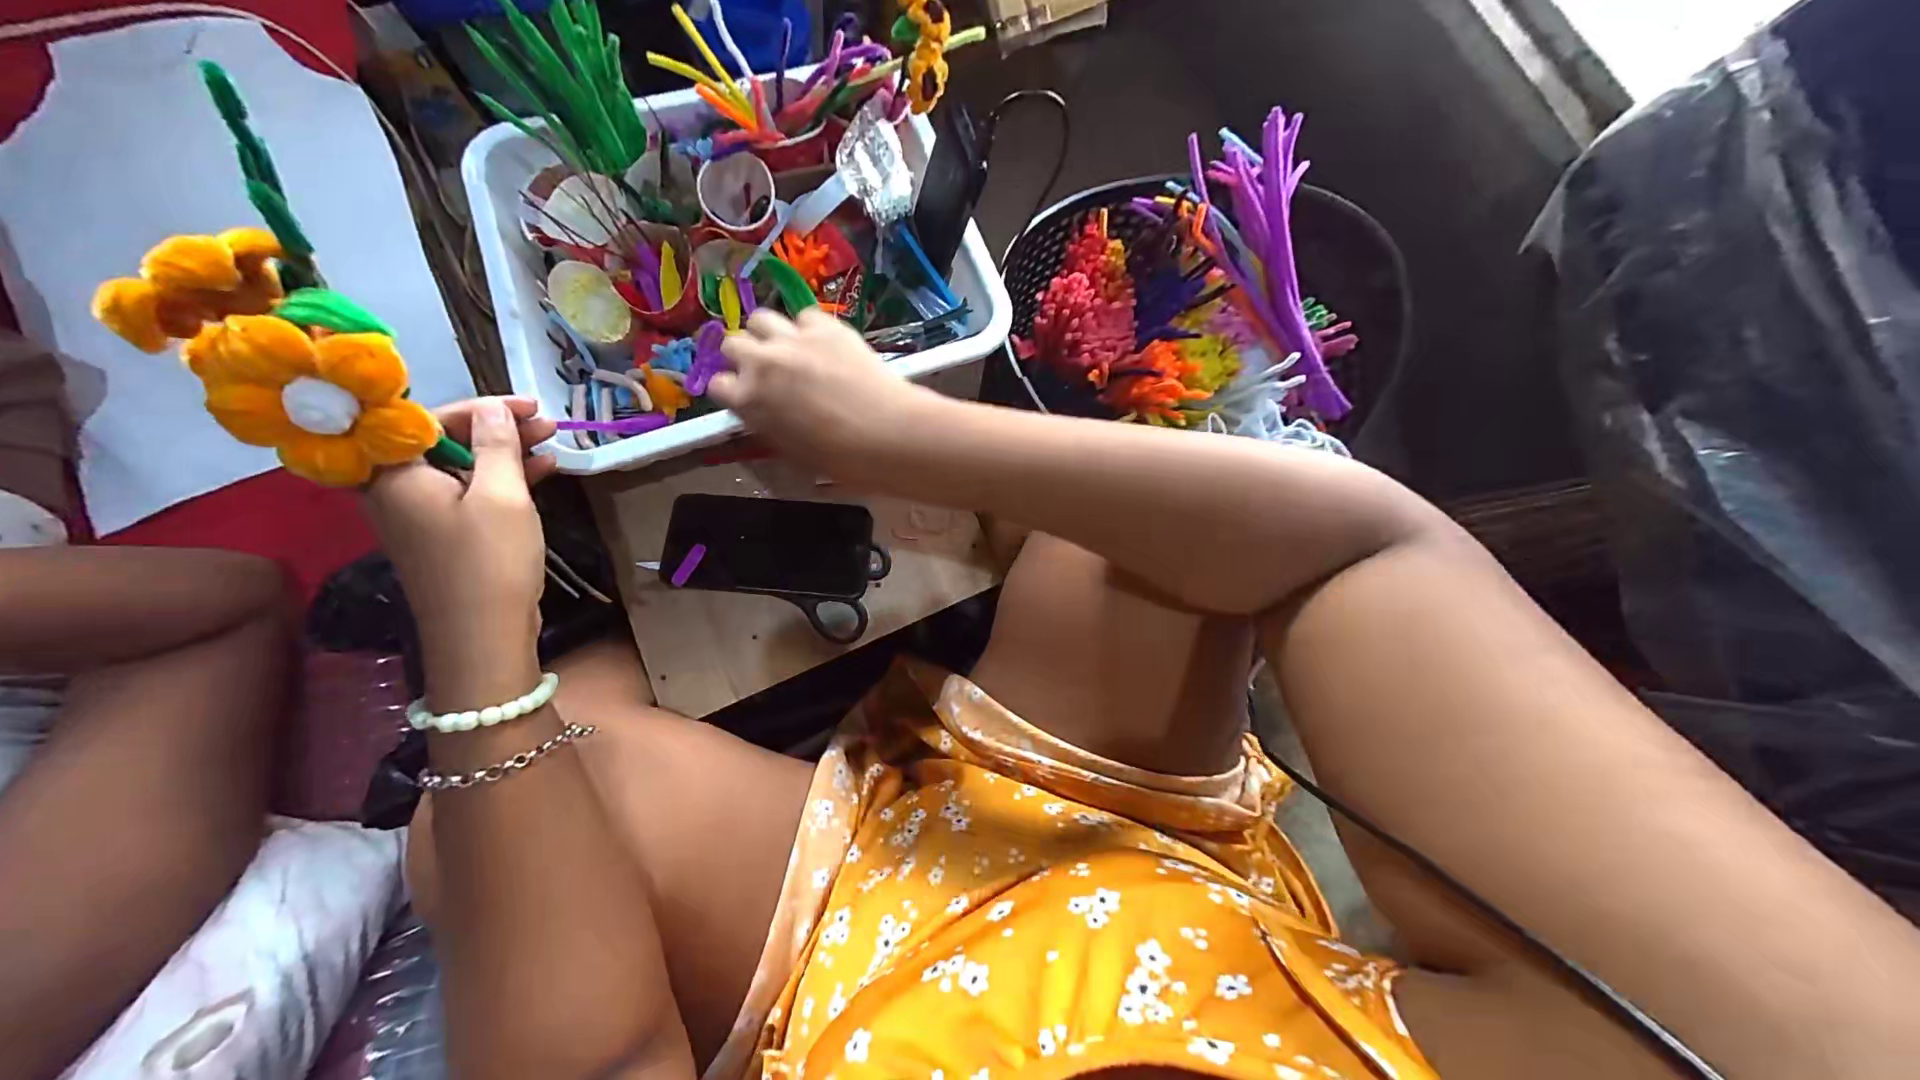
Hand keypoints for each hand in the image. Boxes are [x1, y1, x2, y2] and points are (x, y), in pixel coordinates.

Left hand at [361, 397, 556, 702]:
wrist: (482, 635)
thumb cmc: (489, 560)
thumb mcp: (502, 495)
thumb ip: (496, 445)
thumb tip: (493, 408)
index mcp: (394, 474)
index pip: (425, 418)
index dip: (478, 406)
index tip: (525, 405)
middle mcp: (395, 489)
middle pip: (441, 440)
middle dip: (495, 427)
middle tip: (543, 420)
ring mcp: (418, 514)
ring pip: (460, 466)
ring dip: (505, 451)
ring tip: (550, 439)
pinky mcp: (443, 535)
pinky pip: (468, 492)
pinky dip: (502, 479)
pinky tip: (543, 470)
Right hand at [711, 309, 944, 472]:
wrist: (887, 433)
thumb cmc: (841, 458)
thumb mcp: (793, 450)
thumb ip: (770, 424)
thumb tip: (768, 414)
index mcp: (749, 402)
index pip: (717, 384)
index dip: (732, 388)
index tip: (745, 394)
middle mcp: (763, 363)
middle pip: (733, 343)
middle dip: (745, 355)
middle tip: (766, 368)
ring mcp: (794, 340)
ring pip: (761, 319)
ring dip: (769, 333)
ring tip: (788, 348)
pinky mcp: (826, 326)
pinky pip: (805, 315)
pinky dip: (809, 328)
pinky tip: (824, 343)